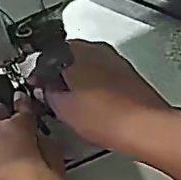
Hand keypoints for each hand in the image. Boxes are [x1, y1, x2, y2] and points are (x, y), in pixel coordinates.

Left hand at [0, 98, 63, 179]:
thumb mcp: (57, 173)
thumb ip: (51, 148)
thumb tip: (46, 142)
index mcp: (15, 128)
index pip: (23, 106)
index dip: (30, 110)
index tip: (34, 115)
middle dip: (8, 118)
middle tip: (24, 136)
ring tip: (15, 161)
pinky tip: (3, 176)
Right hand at [37, 40, 174, 156]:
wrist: (146, 129)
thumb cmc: (109, 116)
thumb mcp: (62, 108)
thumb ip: (48, 94)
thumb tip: (47, 92)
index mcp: (77, 51)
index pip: (47, 55)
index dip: (37, 73)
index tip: (35, 85)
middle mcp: (98, 50)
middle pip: (69, 58)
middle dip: (59, 75)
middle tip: (51, 95)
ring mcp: (116, 63)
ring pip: (88, 67)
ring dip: (78, 81)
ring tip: (72, 105)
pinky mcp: (130, 78)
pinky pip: (105, 78)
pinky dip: (96, 89)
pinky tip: (93, 109)